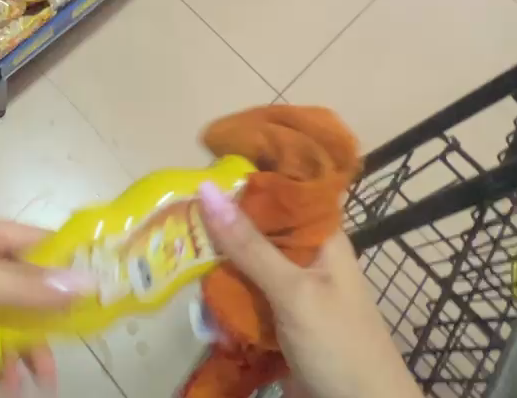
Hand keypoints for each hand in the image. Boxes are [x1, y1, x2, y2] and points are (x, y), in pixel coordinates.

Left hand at [0, 217, 92, 397]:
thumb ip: (26, 286)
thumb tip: (91, 281)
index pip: (28, 238)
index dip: (65, 257)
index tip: (106, 283)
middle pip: (25, 283)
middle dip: (52, 312)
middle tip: (83, 341)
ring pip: (13, 321)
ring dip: (33, 347)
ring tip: (42, 379)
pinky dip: (8, 367)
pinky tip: (11, 386)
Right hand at [197, 183, 424, 397]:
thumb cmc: (341, 349)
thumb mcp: (294, 293)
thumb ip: (249, 244)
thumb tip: (205, 186)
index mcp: (320, 236)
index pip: (279, 187)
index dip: (244, 174)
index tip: (201, 166)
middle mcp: (304, 255)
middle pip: (254, 224)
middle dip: (219, 221)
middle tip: (175, 211)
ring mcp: (289, 290)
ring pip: (242, 260)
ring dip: (216, 262)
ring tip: (177, 252)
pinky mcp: (276, 321)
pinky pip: (241, 295)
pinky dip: (221, 296)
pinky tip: (198, 297)